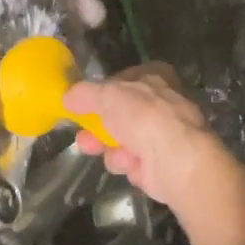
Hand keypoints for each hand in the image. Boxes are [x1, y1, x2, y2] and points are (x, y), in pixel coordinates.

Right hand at [62, 63, 230, 209]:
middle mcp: (162, 105)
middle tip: (85, 140)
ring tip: (119, 156)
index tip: (83, 105)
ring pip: (123, 142)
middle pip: (120, 116)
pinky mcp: (162, 163)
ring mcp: (164, 136)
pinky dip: (130, 165)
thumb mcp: (108, 95)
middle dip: (99, 131)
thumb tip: (69, 96)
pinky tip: (135, 166)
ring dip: (114, 151)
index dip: (102, 93)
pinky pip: (133, 163)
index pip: (123, 81)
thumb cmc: (144, 117)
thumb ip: (85, 94)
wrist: (175, 159)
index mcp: (156, 78)